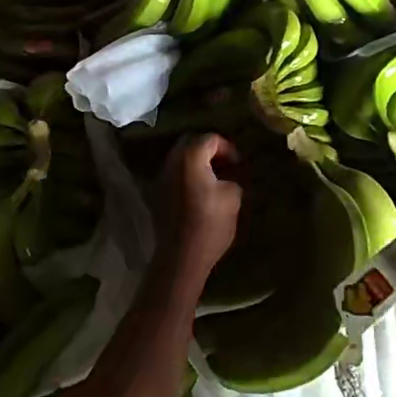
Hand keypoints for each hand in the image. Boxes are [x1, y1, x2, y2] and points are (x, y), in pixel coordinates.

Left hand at [158, 134, 242, 278]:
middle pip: (191, 143)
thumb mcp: (234, 196)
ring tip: (215, 178)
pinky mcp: (157, 194)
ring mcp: (161, 178)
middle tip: (227, 165)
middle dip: (210, 150)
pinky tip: (201, 191)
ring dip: (198, 162)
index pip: (210, 138)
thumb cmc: (210, 224)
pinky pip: (174, 173)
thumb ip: (232, 175)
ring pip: (180, 158)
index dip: (228, 148)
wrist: (182, 257)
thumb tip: (229, 173)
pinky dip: (188, 175)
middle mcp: (171, 162)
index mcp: (190, 157)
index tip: (238, 165)